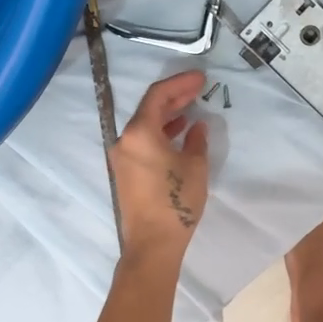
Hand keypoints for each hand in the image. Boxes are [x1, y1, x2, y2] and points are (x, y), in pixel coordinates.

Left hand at [111, 71, 210, 258]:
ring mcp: (122, 157)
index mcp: (140, 133)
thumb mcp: (195, 167)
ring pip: (145, 125)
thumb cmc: (175, 202)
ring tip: (191, 108)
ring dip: (167, 115)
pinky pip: (142, 141)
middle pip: (149, 108)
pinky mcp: (125, 172)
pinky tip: (178, 133)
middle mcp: (125, 140)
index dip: (180, 83)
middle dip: (174, 97)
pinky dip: (160, 132)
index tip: (200, 78)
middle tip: (198, 88)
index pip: (158, 96)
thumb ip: (196, 141)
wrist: (152, 243)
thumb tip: (196, 128)